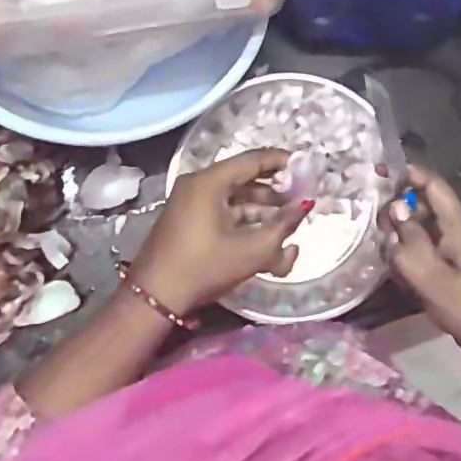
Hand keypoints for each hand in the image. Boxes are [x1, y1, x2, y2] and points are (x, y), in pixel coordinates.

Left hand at [133, 149, 312, 313]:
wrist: (154, 300)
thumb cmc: (204, 268)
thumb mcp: (252, 249)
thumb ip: (284, 225)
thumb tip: (306, 205)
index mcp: (210, 181)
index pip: (253, 159)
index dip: (282, 162)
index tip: (306, 169)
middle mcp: (199, 184)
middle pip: (246, 177)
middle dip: (275, 189)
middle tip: (300, 198)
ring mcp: (192, 202)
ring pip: (236, 196)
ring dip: (263, 208)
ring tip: (287, 223)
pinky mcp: (190, 219)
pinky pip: (224, 209)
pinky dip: (245, 218)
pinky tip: (265, 235)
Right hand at [386, 166, 460, 364]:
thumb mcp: (432, 275)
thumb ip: (409, 241)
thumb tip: (394, 209)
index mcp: (456, 223)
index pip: (433, 184)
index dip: (409, 173)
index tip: (380, 170)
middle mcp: (454, 229)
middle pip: (423, 204)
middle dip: (397, 204)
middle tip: (368, 210)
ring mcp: (452, 248)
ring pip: (420, 227)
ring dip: (400, 230)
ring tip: (373, 234)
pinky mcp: (448, 267)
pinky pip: (423, 248)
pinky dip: (407, 250)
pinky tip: (390, 260)